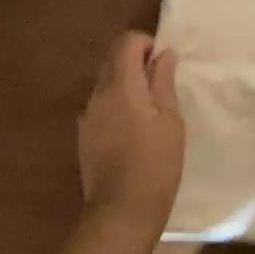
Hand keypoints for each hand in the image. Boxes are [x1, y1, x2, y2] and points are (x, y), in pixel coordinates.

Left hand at [78, 32, 183, 230]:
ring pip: (105, 81)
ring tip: (149, 109)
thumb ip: (164, 82)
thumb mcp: (170, 120)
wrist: (121, 211)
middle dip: (135, 60)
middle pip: (113, 58)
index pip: (126, 42)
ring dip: (125, 82)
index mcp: (121, 84)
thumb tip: (163, 55)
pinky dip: (116, 102)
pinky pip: (100, 104)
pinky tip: (132, 128)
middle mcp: (98, 93)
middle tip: (160, 84)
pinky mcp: (84, 134)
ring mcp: (87, 114)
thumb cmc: (156, 164)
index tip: (164, 63)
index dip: (146, 43)